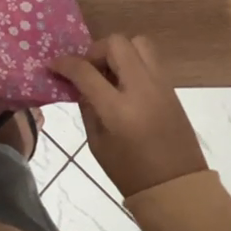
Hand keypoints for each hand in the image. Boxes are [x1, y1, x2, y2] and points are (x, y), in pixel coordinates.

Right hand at [52, 35, 207, 198]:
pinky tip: (124, 83)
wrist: (177, 187)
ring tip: (109, 73)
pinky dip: (132, 61)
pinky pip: (150, 59)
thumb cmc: (130, 172)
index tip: (53, 65)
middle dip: (95, 51)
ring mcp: (161, 86)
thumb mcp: (97, 143)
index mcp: (119, 109)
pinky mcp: (171, 89)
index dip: (64, 63)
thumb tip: (78, 84)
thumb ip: (87, 107)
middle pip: (117, 43)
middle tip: (88, 70)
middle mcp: (142, 89)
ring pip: (139, 43)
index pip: (85, 71)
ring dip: (118, 51)